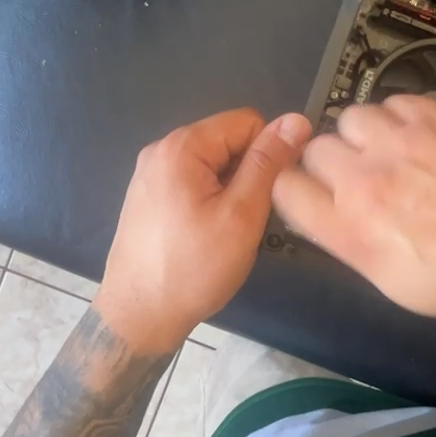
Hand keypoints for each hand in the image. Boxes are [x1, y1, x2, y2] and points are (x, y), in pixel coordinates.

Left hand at [94, 108, 312, 353]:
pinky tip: (209, 236)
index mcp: (181, 147)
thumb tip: (296, 120)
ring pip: (212, 166)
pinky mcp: (147, 200)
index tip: (273, 192)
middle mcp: (160, 152)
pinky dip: (210, 202)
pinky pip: (192, 185)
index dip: (270, 151)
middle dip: (249, 172)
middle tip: (251, 218)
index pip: (246, 121)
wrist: (138, 317)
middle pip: (226, 142)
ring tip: (231, 230)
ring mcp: (150, 177)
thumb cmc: (194, 268)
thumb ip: (269, 163)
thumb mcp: (242, 214)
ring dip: (231, 191)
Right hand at [271, 95, 435, 331]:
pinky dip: (401, 117)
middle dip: (332, 163)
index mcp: (352, 232)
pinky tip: (424, 139)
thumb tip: (335, 216)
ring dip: (366, 135)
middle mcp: (368, 182)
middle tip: (365, 178)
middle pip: (315, 150)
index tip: (313, 193)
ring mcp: (404, 144)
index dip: (296, 189)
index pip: (284, 189)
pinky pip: (396, 101)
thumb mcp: (400, 286)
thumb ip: (354, 245)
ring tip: (395, 154)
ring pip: (352, 117)